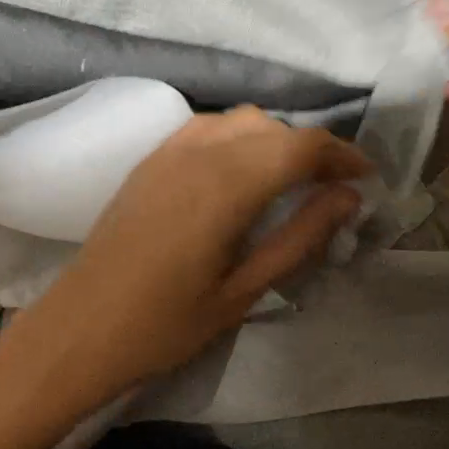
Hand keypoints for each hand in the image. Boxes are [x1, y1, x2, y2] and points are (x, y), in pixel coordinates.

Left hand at [15, 107, 370, 401]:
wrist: (80, 327)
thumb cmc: (165, 325)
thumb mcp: (243, 292)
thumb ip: (299, 238)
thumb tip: (348, 197)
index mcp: (225, 185)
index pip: (299, 145)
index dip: (342, 154)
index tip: (368, 177)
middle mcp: (196, 153)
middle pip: (271, 126)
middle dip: (312, 147)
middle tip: (336, 185)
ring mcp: (166, 152)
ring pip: (237, 120)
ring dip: (273, 138)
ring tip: (293, 179)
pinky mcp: (147, 162)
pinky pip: (205, 128)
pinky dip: (237, 137)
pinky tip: (242, 172)